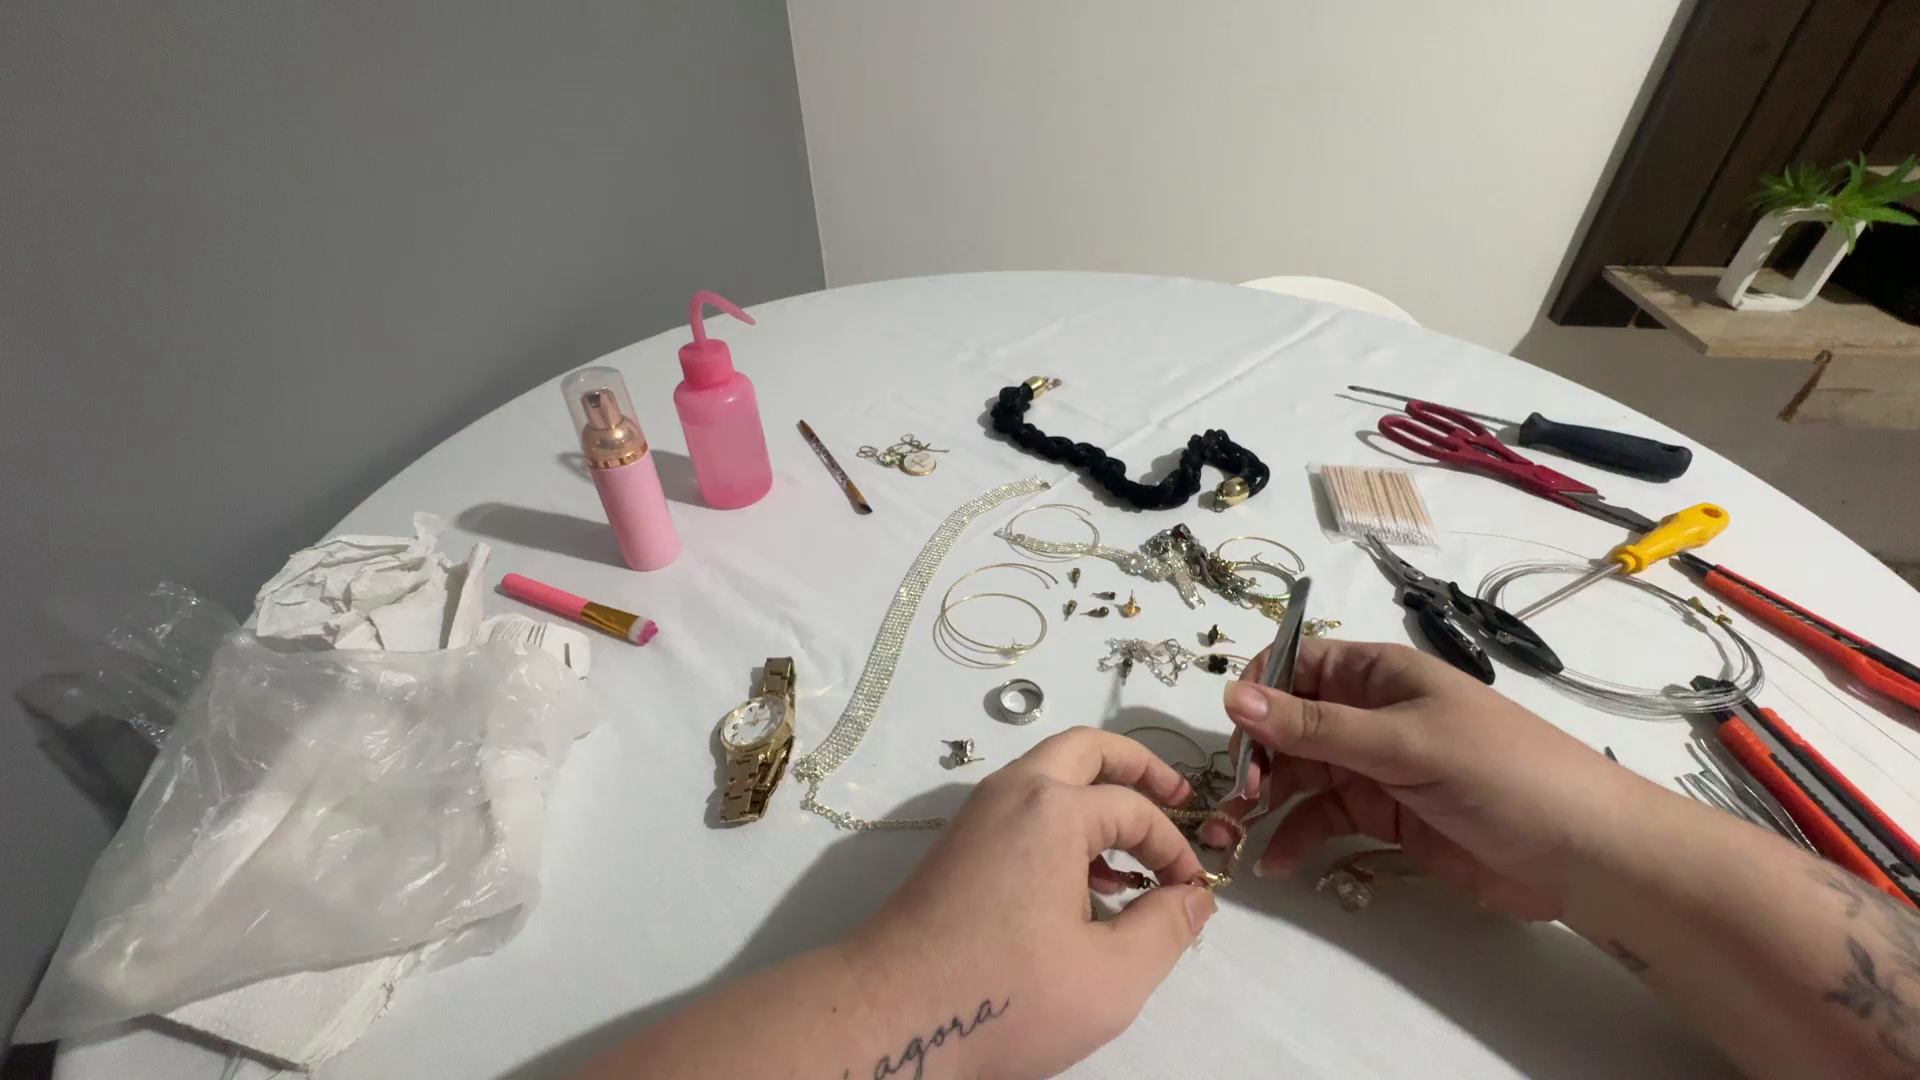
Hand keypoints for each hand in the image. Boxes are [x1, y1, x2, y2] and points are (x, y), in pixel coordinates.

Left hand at [845, 728, 1216, 1079]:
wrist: (891, 1011)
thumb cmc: (1007, 993)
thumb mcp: (1110, 977)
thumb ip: (1166, 929)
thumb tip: (1197, 896)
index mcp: (1052, 807)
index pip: (1135, 809)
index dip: (1174, 847)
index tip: (1194, 893)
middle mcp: (1013, 789)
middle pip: (1086, 748)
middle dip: (1137, 766)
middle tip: (1176, 796)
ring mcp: (980, 809)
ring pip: (1050, 772)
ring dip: (1097, 793)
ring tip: (1133, 851)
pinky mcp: (961, 838)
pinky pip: (1024, 804)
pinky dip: (1063, 818)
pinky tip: (1083, 879)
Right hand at [1209, 638, 1632, 918]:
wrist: (1593, 861)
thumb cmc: (1500, 773)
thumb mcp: (1401, 743)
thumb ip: (1312, 725)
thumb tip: (1230, 696)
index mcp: (1374, 674)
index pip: (1294, 664)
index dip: (1258, 691)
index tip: (1238, 732)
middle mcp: (1364, 713)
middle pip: (1285, 724)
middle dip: (1255, 756)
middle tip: (1241, 795)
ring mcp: (1370, 765)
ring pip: (1295, 774)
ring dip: (1264, 801)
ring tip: (1236, 834)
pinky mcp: (1379, 815)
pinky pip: (1320, 818)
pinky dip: (1295, 837)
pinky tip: (1276, 862)